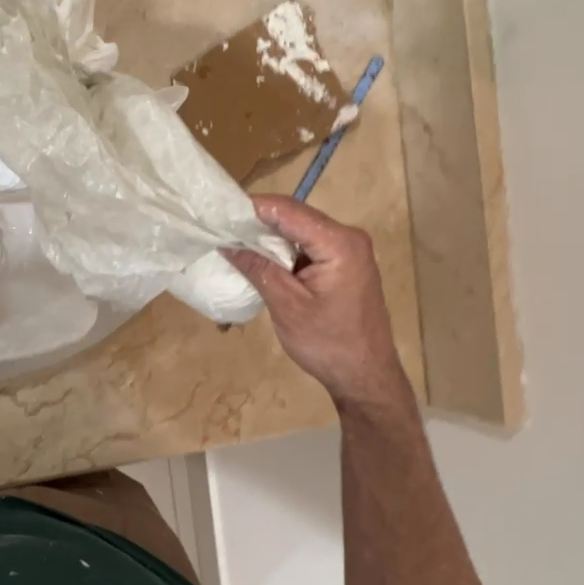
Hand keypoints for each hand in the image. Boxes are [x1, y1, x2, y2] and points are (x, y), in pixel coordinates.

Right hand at [224, 196, 412, 415]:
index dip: (252, 208)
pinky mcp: (344, 264)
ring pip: (300, 231)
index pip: (288, 210)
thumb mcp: (286, 305)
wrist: (364, 375)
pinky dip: (283, 251)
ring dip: (269, 238)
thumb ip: (258, 268)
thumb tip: (227, 242)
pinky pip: (308, 246)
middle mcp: (348, 237)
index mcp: (338, 243)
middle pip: (295, 217)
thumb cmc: (327, 343)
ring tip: (233, 243)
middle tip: (221, 229)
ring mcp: (348, 250)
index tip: (219, 213)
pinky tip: (259, 260)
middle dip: (258, 222)